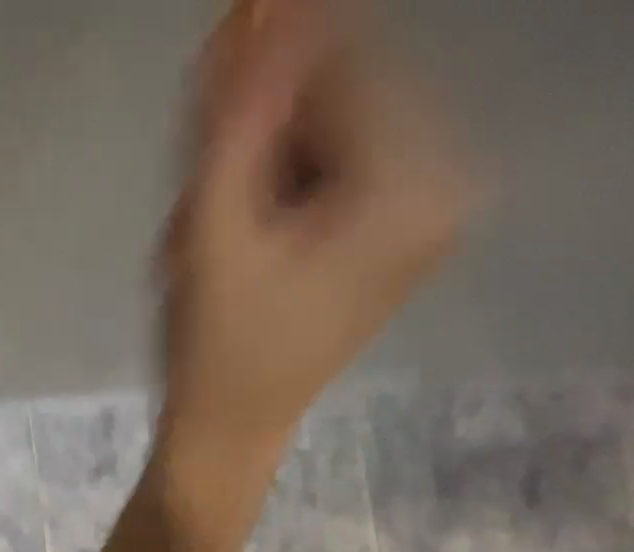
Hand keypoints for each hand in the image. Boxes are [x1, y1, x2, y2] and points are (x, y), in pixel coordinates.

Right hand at [160, 0, 466, 450]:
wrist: (229, 430)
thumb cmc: (215, 345)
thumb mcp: (213, 229)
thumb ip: (232, 123)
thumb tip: (247, 22)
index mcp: (410, 185)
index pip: (348, 68)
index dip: (279, 45)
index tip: (226, 21)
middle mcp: (439, 187)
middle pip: (343, 101)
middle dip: (260, 123)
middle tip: (194, 177)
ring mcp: (419, 213)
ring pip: (331, 136)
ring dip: (259, 158)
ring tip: (200, 227)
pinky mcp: (392, 233)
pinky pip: (333, 172)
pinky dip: (275, 184)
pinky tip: (229, 228)